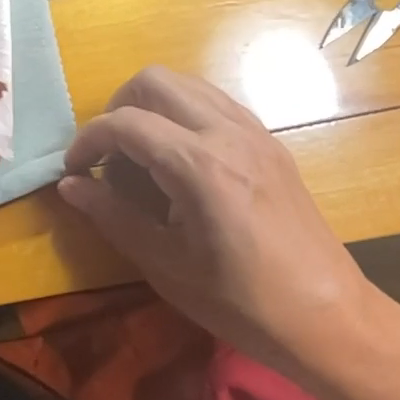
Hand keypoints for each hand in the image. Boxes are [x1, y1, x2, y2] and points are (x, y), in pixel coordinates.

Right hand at [57, 67, 376, 371]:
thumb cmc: (241, 302)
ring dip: (152, 105)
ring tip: (140, 152)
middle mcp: (227, 134)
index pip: (125, 124)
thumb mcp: (165, 266)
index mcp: (199, 167)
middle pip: (155, 81)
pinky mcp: (269, 142)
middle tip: (108, 153)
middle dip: (118, 108)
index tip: (74, 170)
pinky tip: (178, 158)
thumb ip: (112, 216)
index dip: (88, 141)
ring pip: (186, 83)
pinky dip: (183, 113)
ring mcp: (254, 133)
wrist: (329, 319)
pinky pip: (214, 102)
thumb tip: (70, 185)